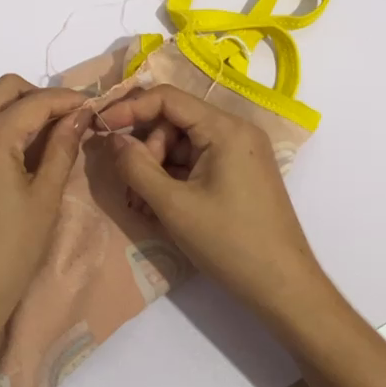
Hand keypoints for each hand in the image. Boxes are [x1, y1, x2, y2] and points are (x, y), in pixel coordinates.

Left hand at [0, 75, 88, 363]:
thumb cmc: (11, 251)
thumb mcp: (45, 198)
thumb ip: (62, 148)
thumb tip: (79, 115)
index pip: (36, 100)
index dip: (70, 99)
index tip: (97, 106)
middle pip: (8, 89)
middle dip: (42, 95)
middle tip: (73, 118)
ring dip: (22, 107)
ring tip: (56, 132)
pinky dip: (5, 122)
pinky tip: (29, 147)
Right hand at [93, 86, 329, 321]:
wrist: (284, 288)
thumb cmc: (230, 243)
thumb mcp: (174, 206)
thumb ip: (137, 167)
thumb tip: (112, 139)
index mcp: (225, 129)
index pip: (167, 98)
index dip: (130, 108)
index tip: (101, 128)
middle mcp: (236, 132)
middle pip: (174, 123)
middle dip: (146, 150)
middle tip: (132, 187)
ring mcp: (240, 154)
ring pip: (182, 146)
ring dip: (157, 169)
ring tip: (144, 205)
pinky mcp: (239, 175)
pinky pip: (197, 163)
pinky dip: (175, 180)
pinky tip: (162, 208)